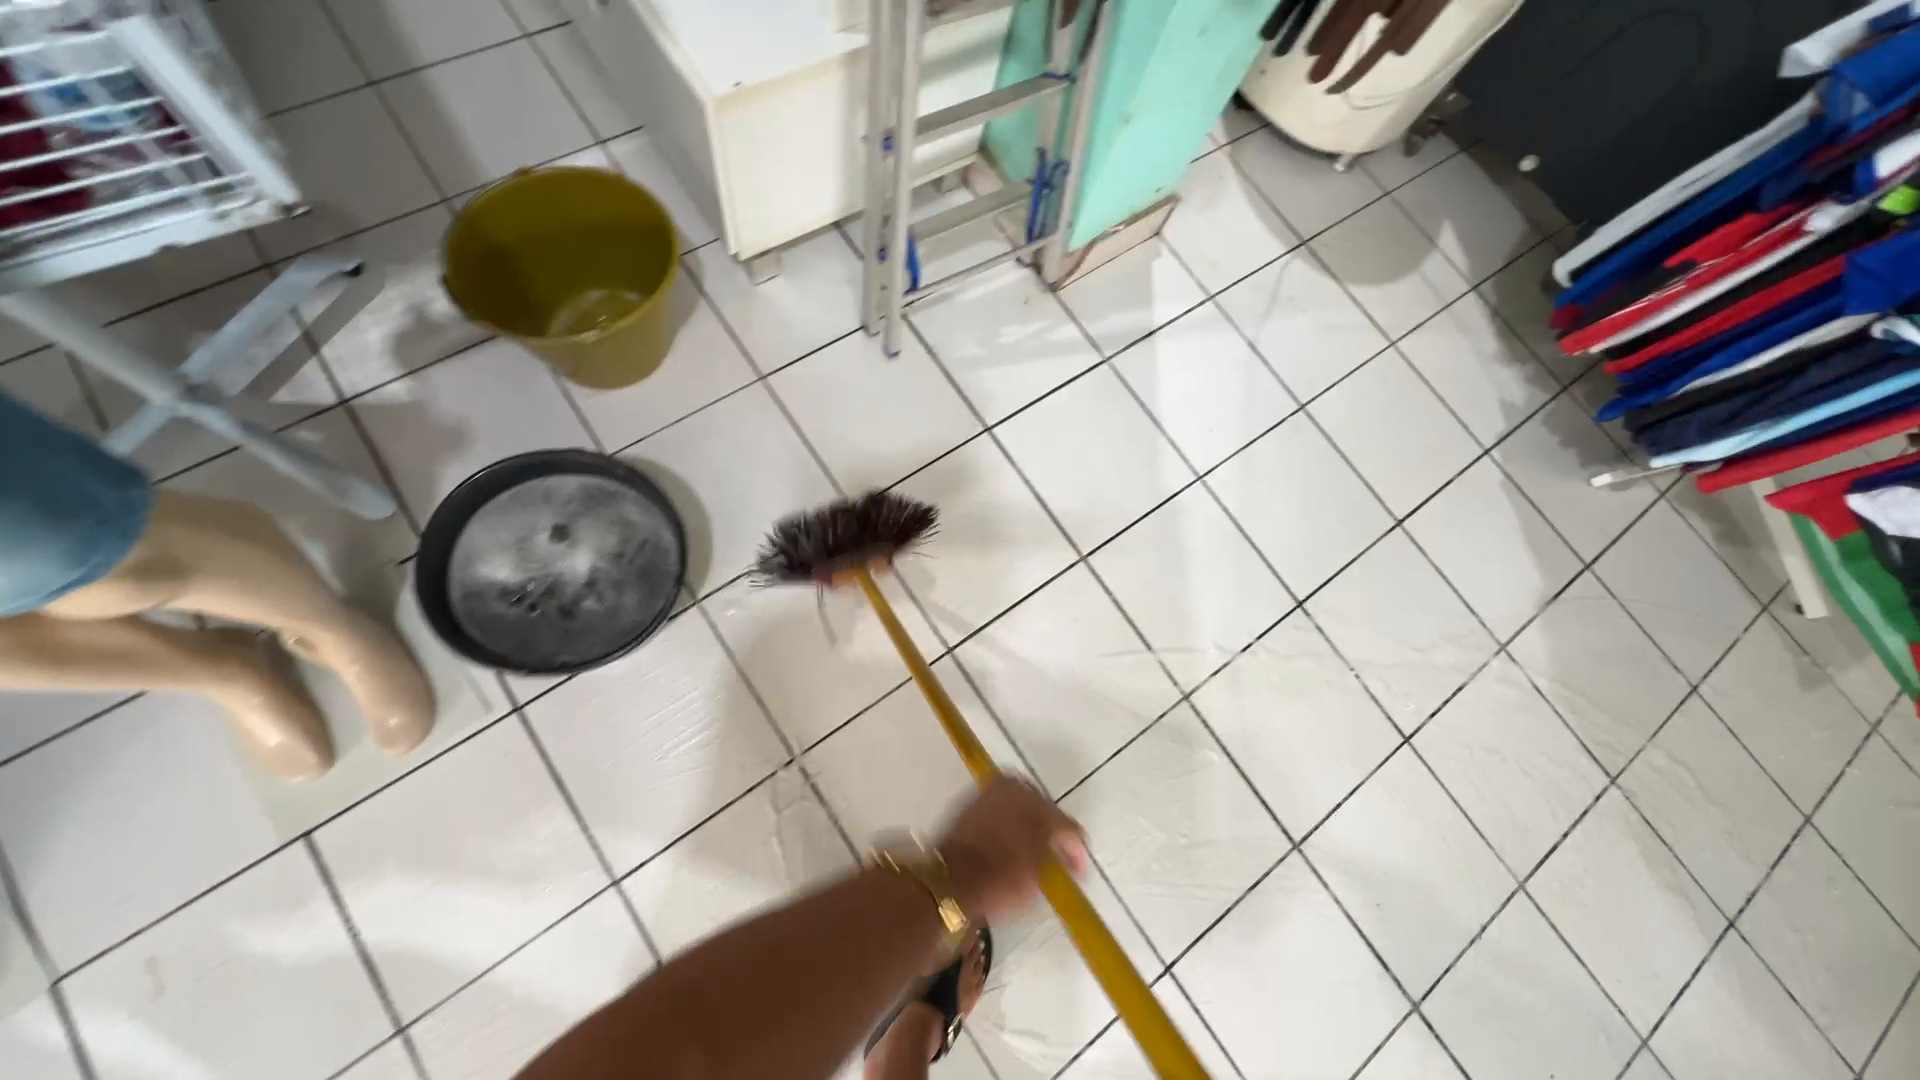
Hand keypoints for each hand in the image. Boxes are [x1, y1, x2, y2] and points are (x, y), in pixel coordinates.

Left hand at [935, 776, 1087, 923]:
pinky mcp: (972, 800)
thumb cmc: (997, 883)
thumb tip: (1063, 858)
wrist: (948, 880)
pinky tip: (1007, 839)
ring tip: (1031, 847)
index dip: (1077, 851)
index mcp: (1041, 809)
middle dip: (1052, 830)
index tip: (1077, 870)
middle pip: (1046, 809)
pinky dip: (1008, 820)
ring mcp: (992, 791)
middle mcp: (1018, 790)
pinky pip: (1000, 806)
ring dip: (1030, 822)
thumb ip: (1056, 864)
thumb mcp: (1037, 882)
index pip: (1069, 827)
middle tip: (1054, 855)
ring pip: (1022, 803)